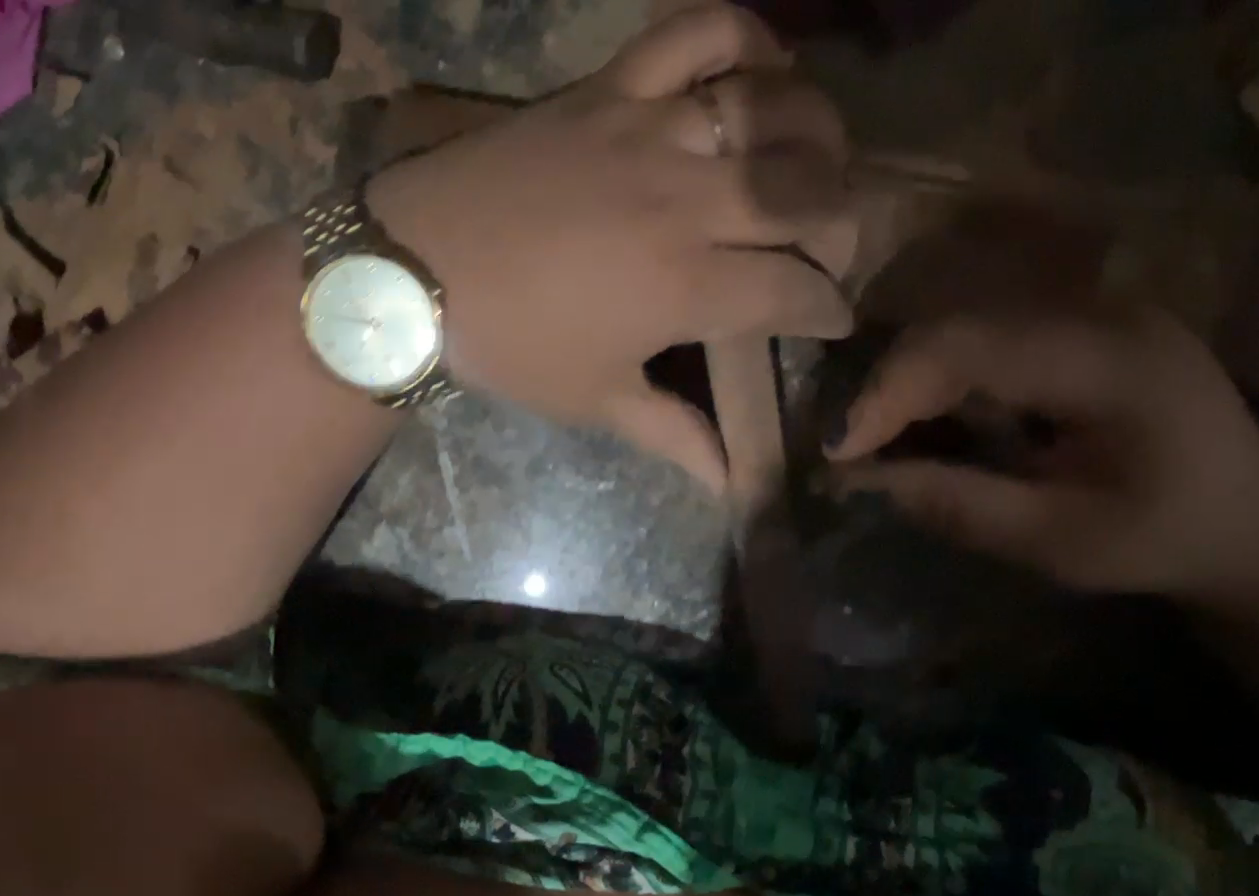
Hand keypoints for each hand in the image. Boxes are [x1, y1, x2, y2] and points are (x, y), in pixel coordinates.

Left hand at [366, 4, 858, 490]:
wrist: (415, 271)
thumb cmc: (509, 346)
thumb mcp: (594, 401)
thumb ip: (674, 436)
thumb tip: (733, 487)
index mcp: (687, 287)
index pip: (797, 291)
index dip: (830, 308)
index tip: (833, 318)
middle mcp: (688, 201)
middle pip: (810, 193)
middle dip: (843, 223)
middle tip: (828, 247)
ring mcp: (651, 131)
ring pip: (775, 108)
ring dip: (820, 133)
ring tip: (818, 161)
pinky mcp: (611, 87)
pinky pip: (697, 32)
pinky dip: (745, 37)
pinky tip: (761, 72)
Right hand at [824, 309, 1258, 601]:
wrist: (1255, 516)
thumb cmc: (1165, 538)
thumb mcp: (1058, 541)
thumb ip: (957, 504)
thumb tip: (856, 480)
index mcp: (1110, 362)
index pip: (967, 347)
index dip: (888, 393)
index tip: (837, 453)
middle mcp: (1097, 313)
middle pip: (954, 327)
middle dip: (886, 390)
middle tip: (847, 454)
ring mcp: (1088, 311)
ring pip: (958, 329)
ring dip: (906, 386)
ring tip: (877, 445)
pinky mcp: (1073, 326)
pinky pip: (981, 341)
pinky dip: (937, 383)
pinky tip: (926, 427)